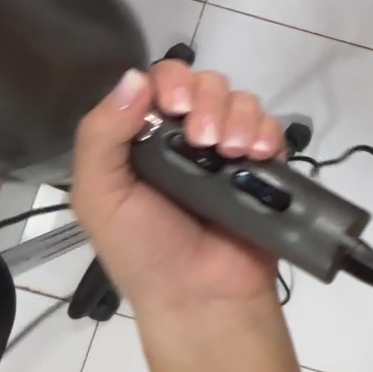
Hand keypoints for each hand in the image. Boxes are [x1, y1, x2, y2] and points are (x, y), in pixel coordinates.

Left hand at [69, 63, 287, 311]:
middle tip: (205, 141)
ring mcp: (228, 146)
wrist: (201, 294)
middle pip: (206, 82)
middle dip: (210, 102)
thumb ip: (102, 136)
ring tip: (233, 154)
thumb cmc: (143, 249)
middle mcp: (186, 134)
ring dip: (240, 119)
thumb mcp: (101, 196)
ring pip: (242, 99)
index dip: (173, 82)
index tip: (177, 108)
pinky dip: (266, 133)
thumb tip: (134, 77)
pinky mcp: (264, 161)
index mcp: (143, 138)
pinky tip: (256, 157)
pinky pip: (271, 126)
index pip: (160, 82)